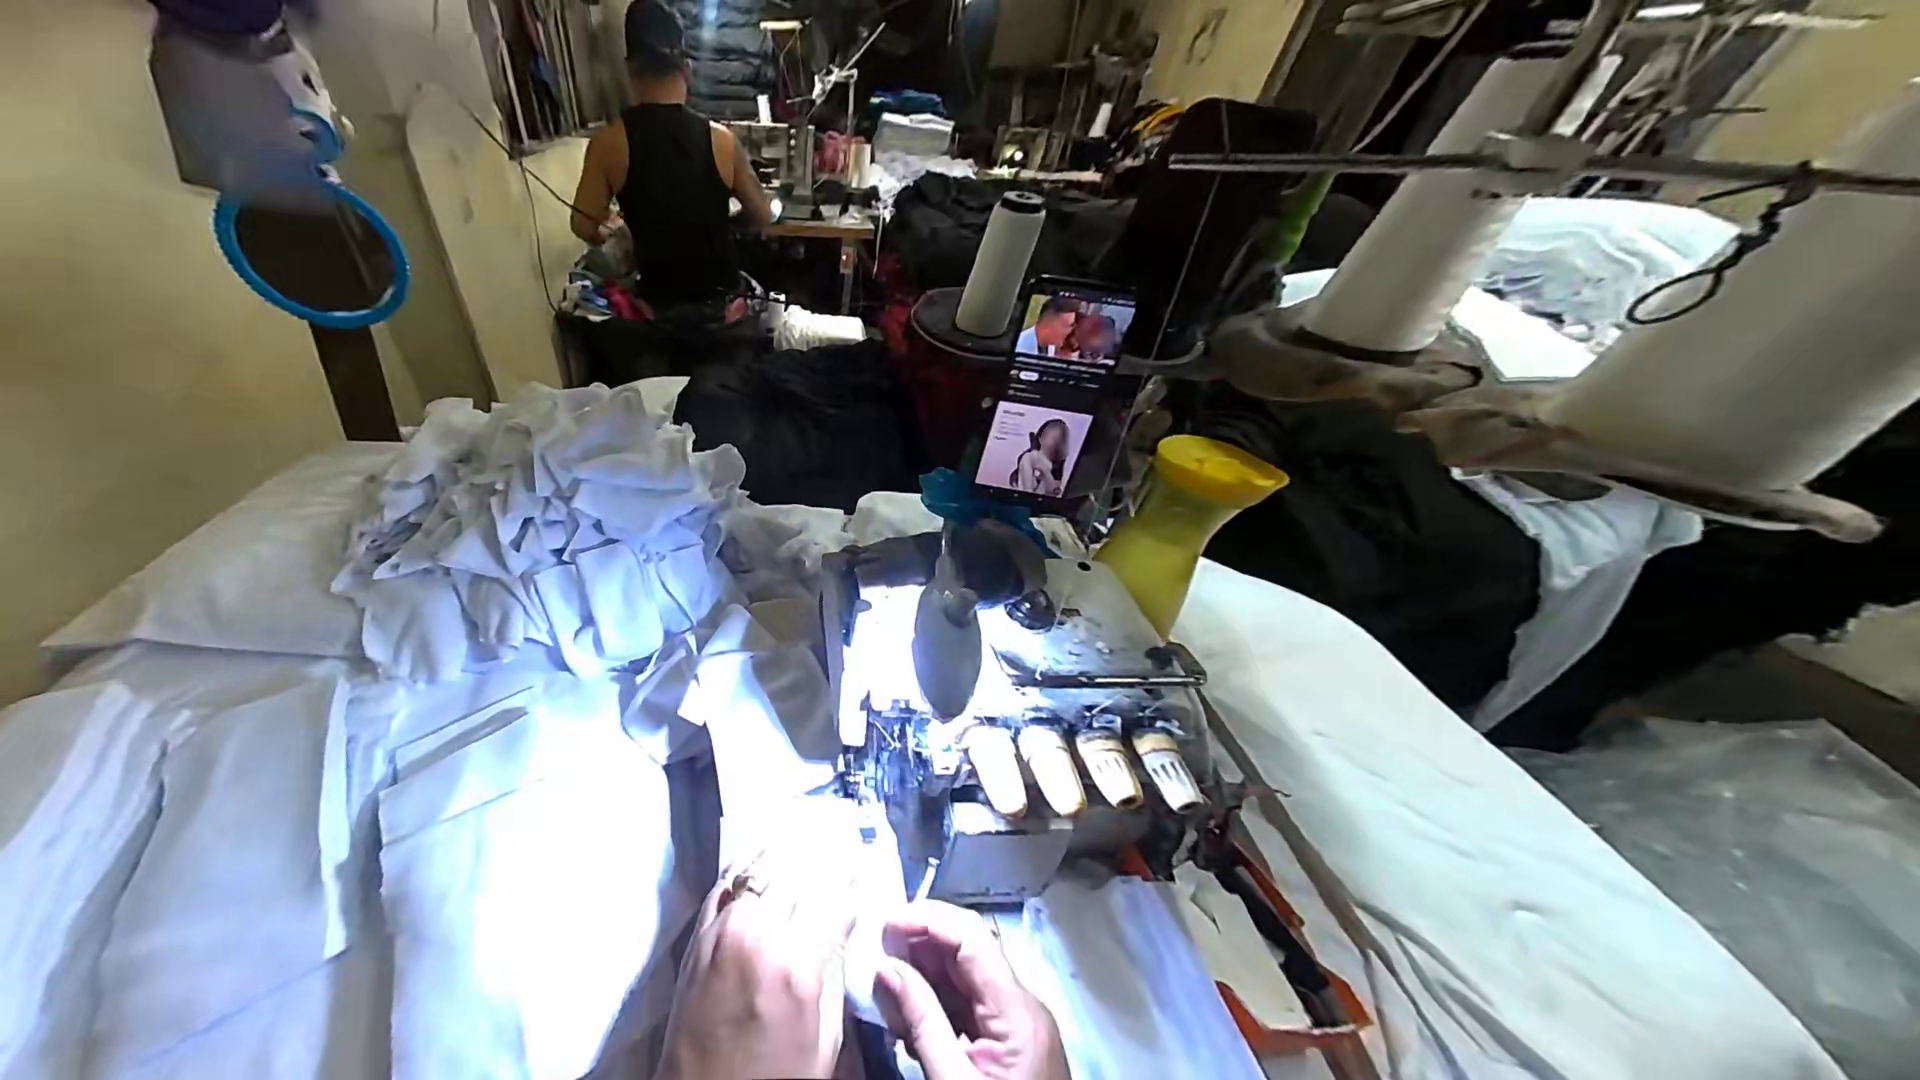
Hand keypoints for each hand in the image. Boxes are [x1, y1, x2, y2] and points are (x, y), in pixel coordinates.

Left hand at [656, 861, 855, 1079]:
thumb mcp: (824, 1040)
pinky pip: (725, 884)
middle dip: (824, 857)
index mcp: (800, 967)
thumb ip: (835, 973)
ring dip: (788, 853)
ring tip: (805, 839)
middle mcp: (762, 938)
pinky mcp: (699, 938)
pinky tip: (761, 855)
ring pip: (763, 869)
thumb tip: (846, 922)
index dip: (852, 879)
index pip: (835, 899)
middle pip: (801, 875)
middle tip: (838, 843)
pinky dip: (746, 864)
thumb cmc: (774, 1079)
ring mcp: (725, 933)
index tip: (862, 865)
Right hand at [876, 901, 1069, 1079]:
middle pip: (971, 950)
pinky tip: (906, 1000)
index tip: (887, 921)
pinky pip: (969, 1004)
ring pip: (967, 975)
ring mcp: (1016, 1024)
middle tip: (878, 941)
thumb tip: (886, 967)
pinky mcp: (1006, 1043)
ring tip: (884, 966)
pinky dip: (936, 997)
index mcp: (1017, 1011)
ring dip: (925, 966)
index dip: (929, 920)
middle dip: (923, 939)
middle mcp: (1021, 1005)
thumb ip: (920, 1021)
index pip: (972, 938)